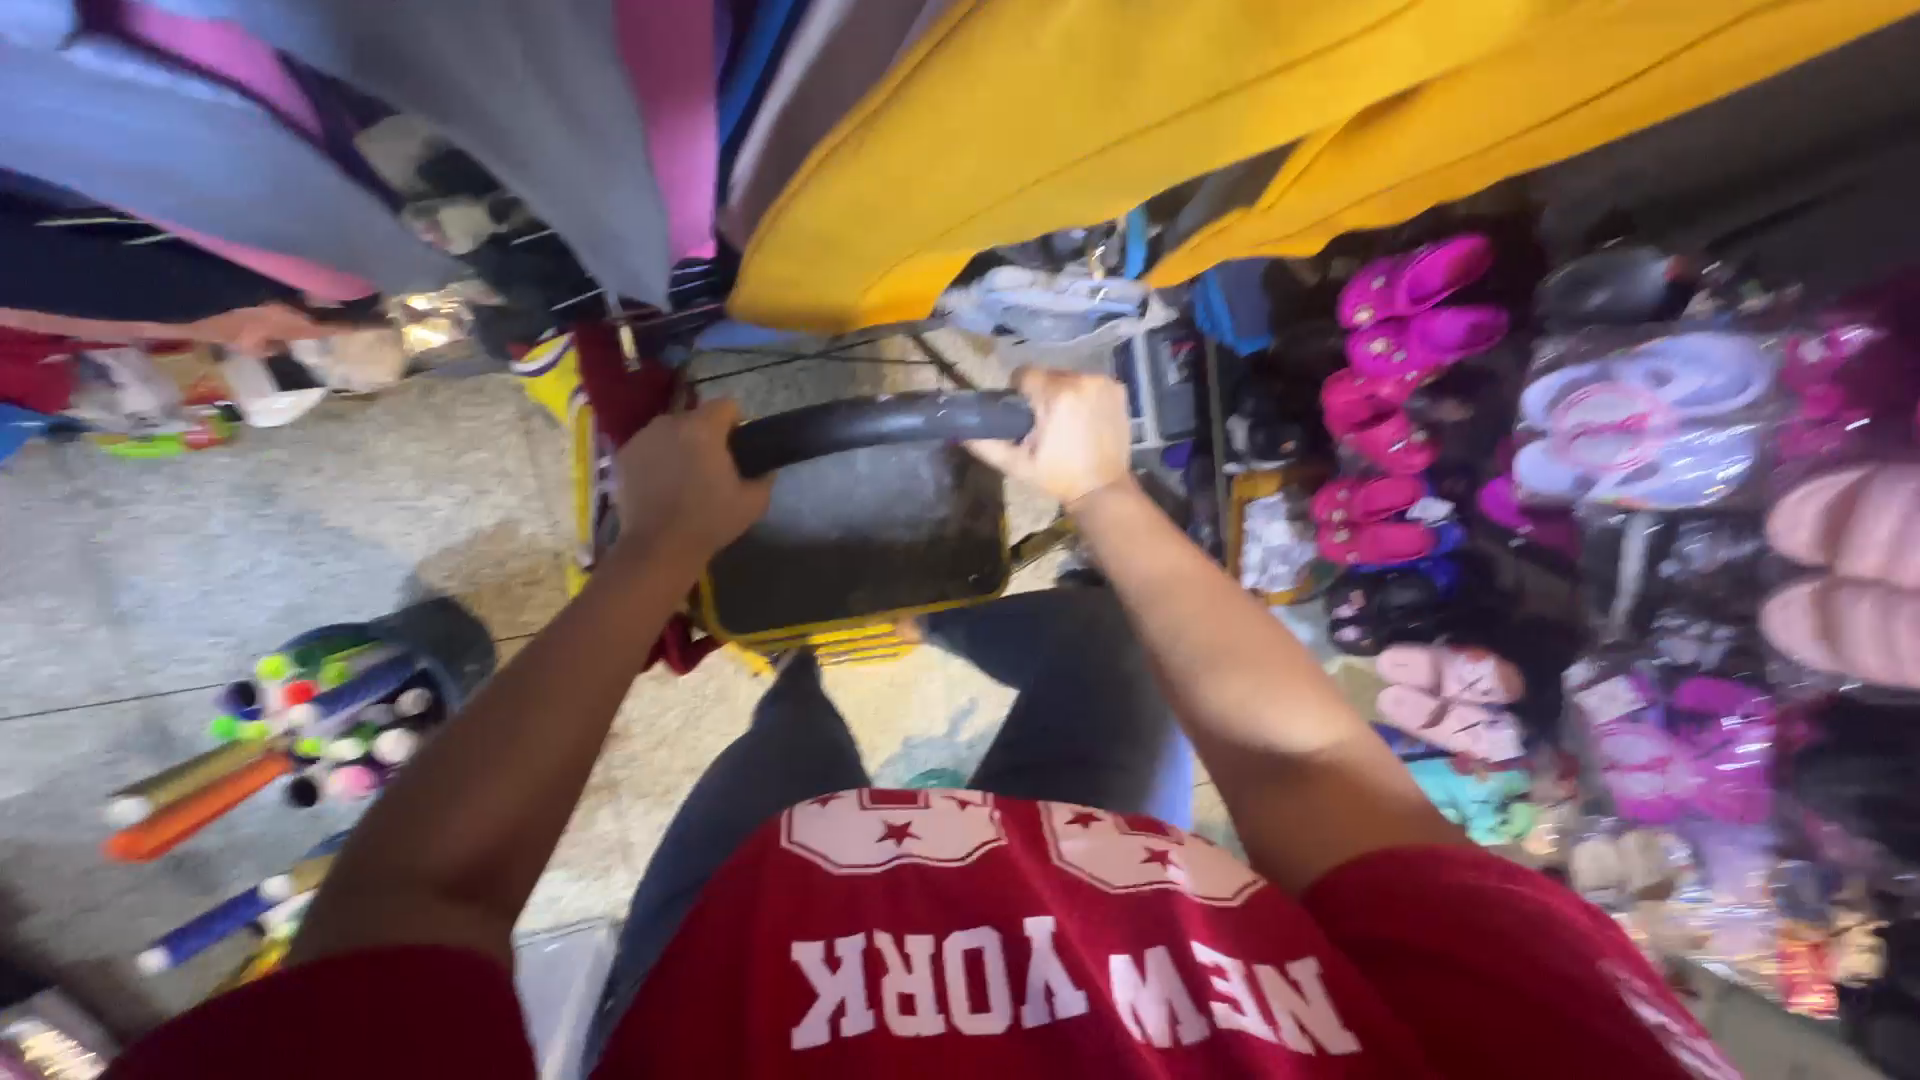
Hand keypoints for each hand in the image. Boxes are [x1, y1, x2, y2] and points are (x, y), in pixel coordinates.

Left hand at [611, 400, 771, 563]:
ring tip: (682, 475)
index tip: (738, 446)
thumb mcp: (753, 503)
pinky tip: (660, 485)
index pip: (726, 404)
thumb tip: (765, 470)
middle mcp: (669, 423)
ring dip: (679, 444)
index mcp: (703, 428)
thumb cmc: (710, 522)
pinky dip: (656, 458)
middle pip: (695, 417)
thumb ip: (764, 479)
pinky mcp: (622, 456)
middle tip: (711, 465)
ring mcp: (641, 438)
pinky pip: (648, 447)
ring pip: (669, 430)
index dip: (736, 422)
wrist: (658, 547)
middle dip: (705, 434)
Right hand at [967, 368, 1133, 506]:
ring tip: (1065, 421)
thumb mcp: (1017, 465)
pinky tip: (1084, 418)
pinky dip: (1084, 395)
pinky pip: (1090, 383)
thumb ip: (987, 445)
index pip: (1025, 374)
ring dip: (1063, 393)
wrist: (1103, 488)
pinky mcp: (1118, 389)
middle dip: (1042, 393)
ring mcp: (1103, 384)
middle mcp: (1082, 380)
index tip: (1023, 414)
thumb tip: (960, 432)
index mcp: (1057, 395)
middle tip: (1044, 423)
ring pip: (1069, 377)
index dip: (1019, 392)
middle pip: (1048, 374)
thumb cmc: (1058, 477)